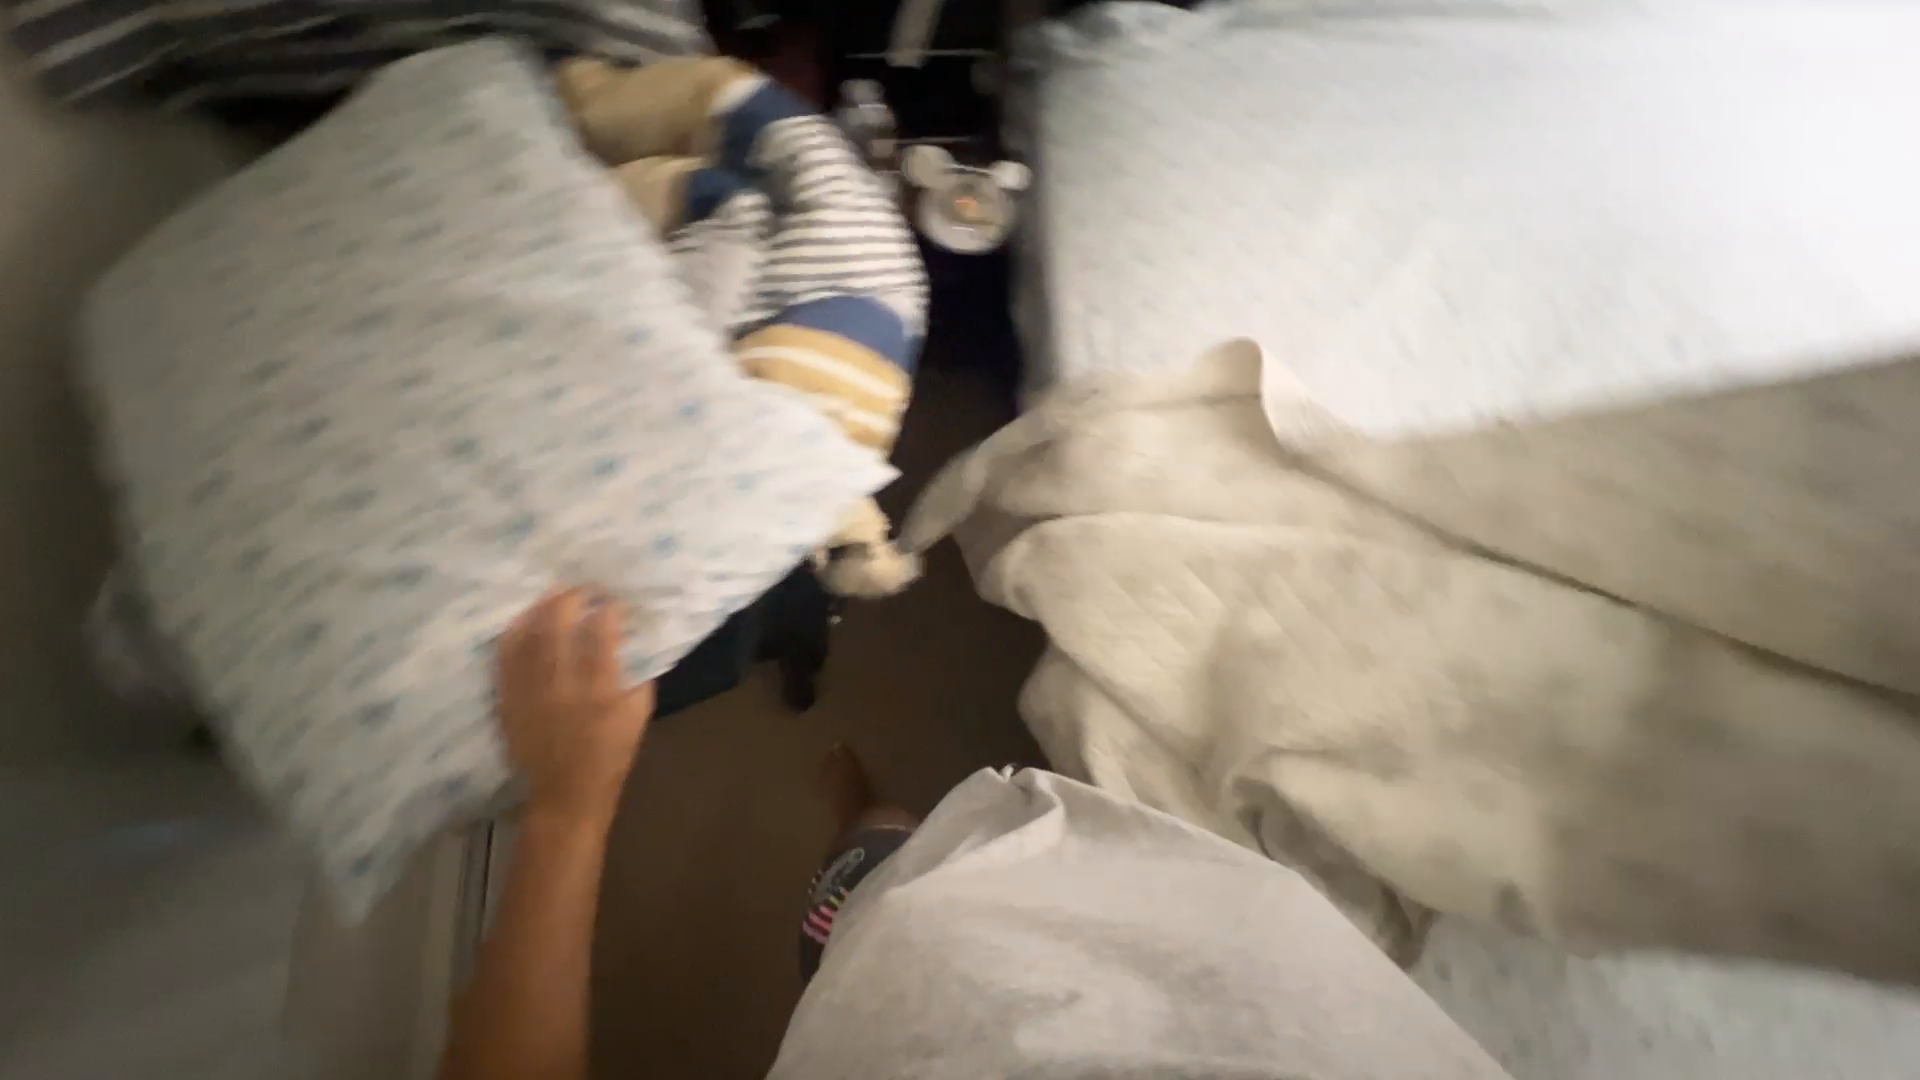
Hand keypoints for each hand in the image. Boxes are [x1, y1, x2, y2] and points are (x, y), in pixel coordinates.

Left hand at [496, 587, 655, 828]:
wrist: (566, 793)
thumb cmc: (612, 752)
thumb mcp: (639, 713)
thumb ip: (637, 673)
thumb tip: (630, 637)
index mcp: (600, 691)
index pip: (601, 634)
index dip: (608, 610)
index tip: (615, 600)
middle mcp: (561, 686)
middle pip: (558, 627)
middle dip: (571, 599)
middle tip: (585, 588)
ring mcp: (528, 692)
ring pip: (528, 636)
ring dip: (543, 608)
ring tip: (557, 594)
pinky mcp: (507, 700)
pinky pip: (505, 657)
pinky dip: (515, 631)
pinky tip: (526, 618)